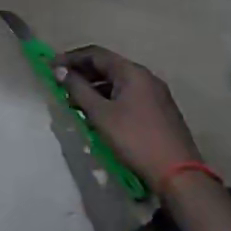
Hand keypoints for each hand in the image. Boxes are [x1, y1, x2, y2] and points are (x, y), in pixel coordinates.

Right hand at [57, 45, 202, 179]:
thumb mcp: (101, 114)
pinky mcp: (160, 113)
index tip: (51, 66)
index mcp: (133, 72)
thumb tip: (59, 70)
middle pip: (108, 67)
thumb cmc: (135, 139)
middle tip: (61, 85)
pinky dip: (109, 100)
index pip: (96, 54)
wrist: (179, 176)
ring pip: (118, 84)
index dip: (71, 58)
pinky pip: (128, 97)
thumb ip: (78, 89)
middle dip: (82, 74)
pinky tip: (98, 116)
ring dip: (94, 89)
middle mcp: (146, 78)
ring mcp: (156, 95)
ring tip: (75, 103)